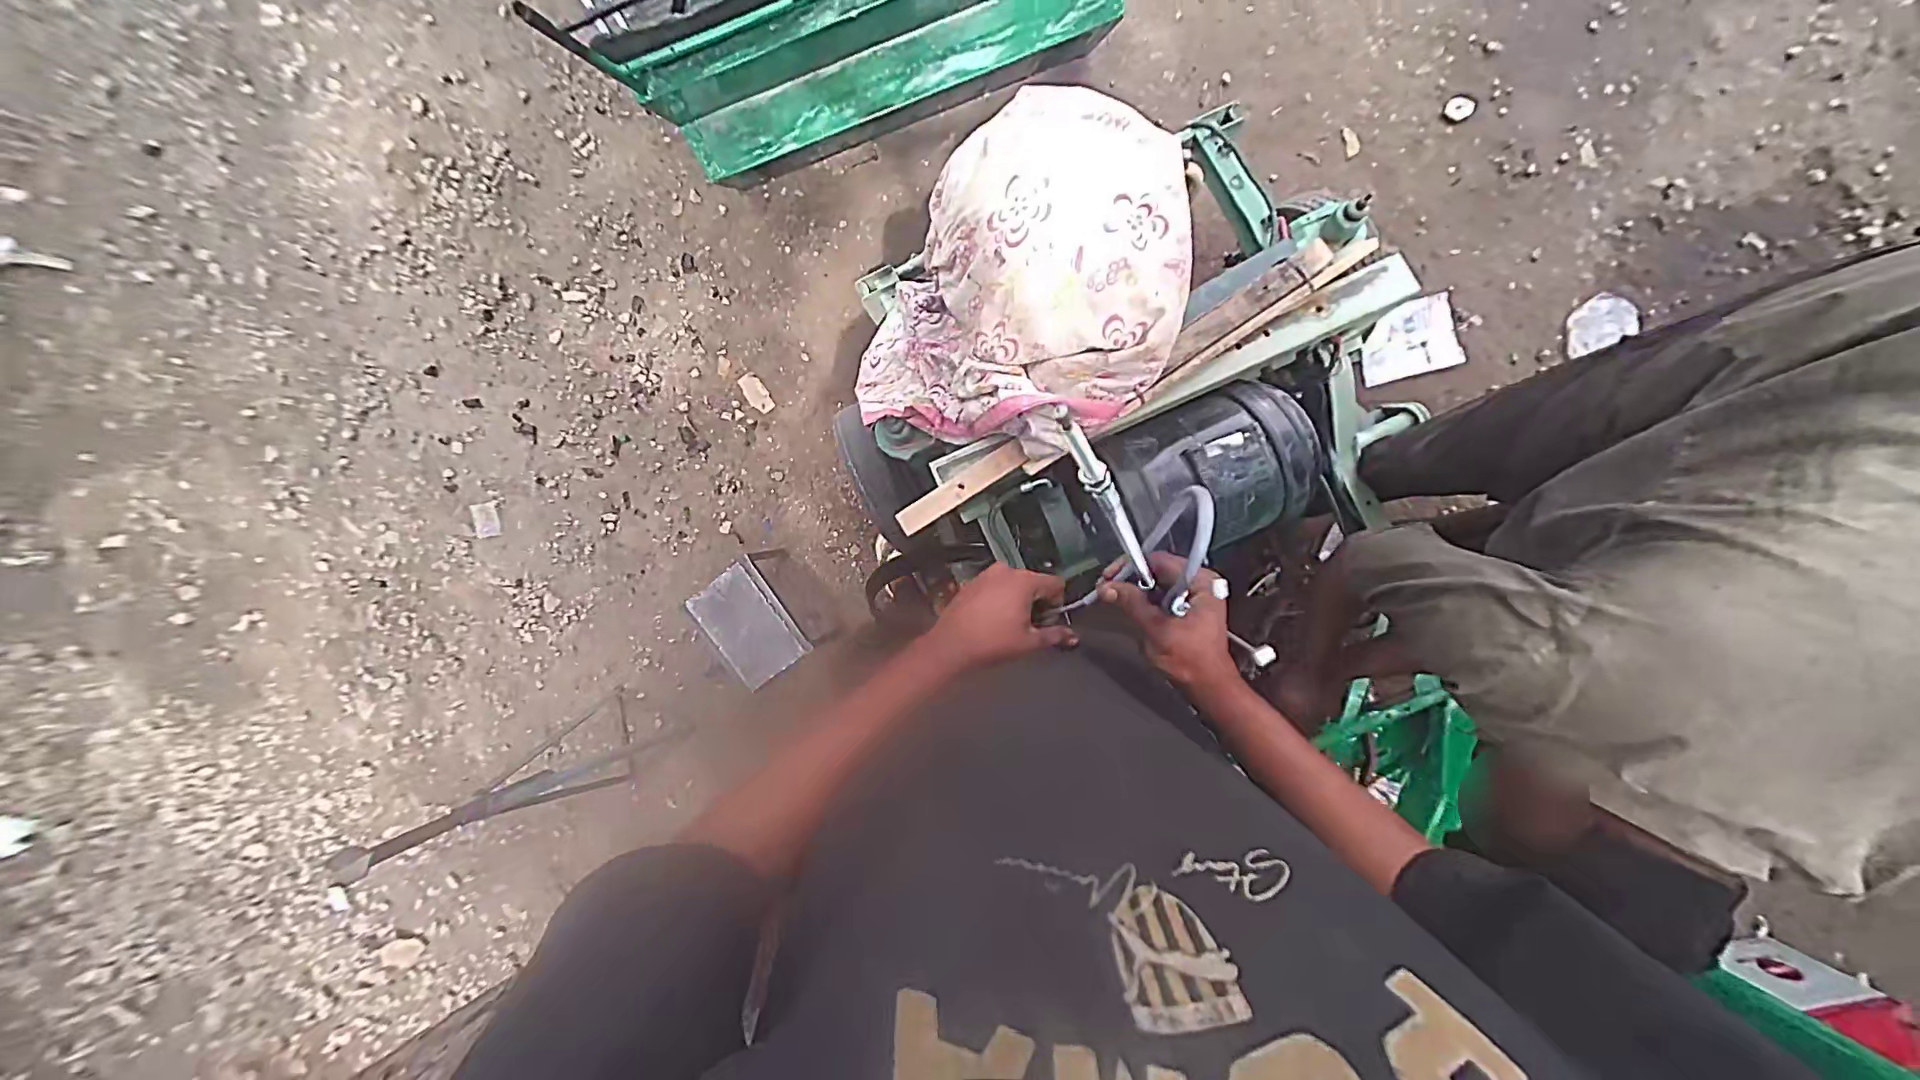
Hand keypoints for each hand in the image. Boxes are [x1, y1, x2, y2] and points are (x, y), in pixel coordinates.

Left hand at [916, 563, 1076, 676]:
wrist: (950, 645)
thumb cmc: (993, 643)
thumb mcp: (1028, 642)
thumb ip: (1054, 635)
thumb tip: (1072, 636)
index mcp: (1024, 580)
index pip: (1055, 583)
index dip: (1057, 603)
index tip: (1047, 621)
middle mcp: (1006, 570)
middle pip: (1034, 582)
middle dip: (1037, 602)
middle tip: (1028, 626)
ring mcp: (986, 574)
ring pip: (1013, 584)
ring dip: (1017, 599)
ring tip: (1009, 624)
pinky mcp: (971, 582)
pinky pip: (995, 586)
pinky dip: (999, 598)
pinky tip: (991, 619)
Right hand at [1102, 552, 1237, 689]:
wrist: (1209, 687)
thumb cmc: (1193, 662)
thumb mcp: (1157, 629)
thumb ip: (1132, 604)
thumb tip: (1109, 587)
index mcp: (1201, 583)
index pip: (1159, 561)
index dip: (1131, 567)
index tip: (1110, 577)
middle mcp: (1200, 584)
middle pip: (1158, 570)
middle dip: (1130, 579)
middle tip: (1108, 588)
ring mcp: (1195, 596)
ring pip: (1157, 583)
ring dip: (1136, 591)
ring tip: (1115, 598)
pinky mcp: (1188, 608)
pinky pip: (1161, 596)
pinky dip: (1145, 601)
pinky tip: (1131, 608)